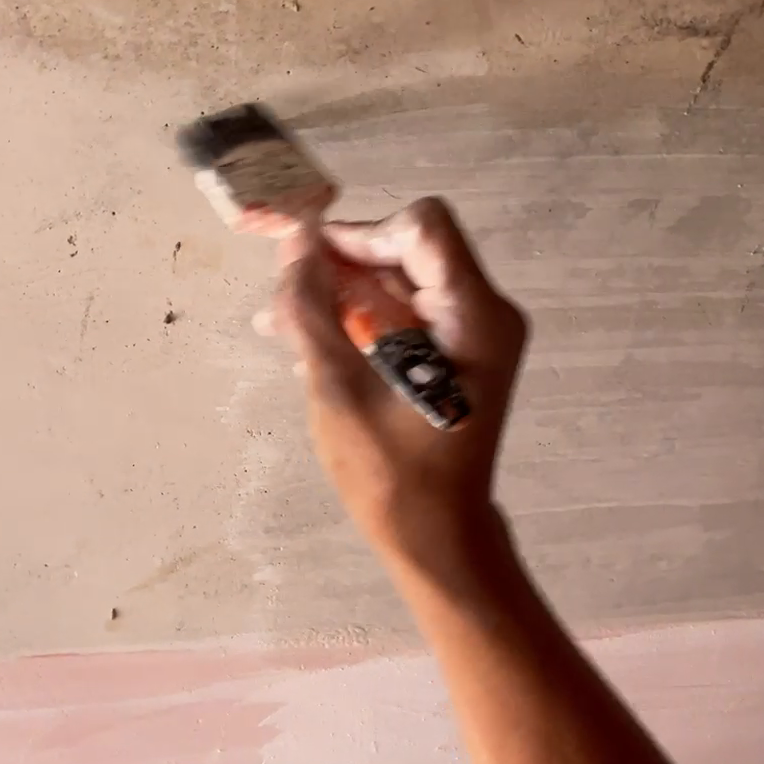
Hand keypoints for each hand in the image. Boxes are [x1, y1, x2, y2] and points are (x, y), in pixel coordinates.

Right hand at [272, 198, 529, 575]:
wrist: (435, 536)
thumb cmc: (391, 474)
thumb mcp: (338, 387)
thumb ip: (312, 308)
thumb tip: (295, 241)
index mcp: (475, 315)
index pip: (420, 227)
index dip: (359, 233)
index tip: (307, 257)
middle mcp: (483, 311)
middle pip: (405, 250)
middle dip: (339, 265)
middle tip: (281, 291)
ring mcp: (470, 330)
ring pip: (396, 278)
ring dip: (338, 294)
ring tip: (279, 323)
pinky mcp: (452, 348)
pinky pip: (400, 310)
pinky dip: (355, 318)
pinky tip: (307, 342)